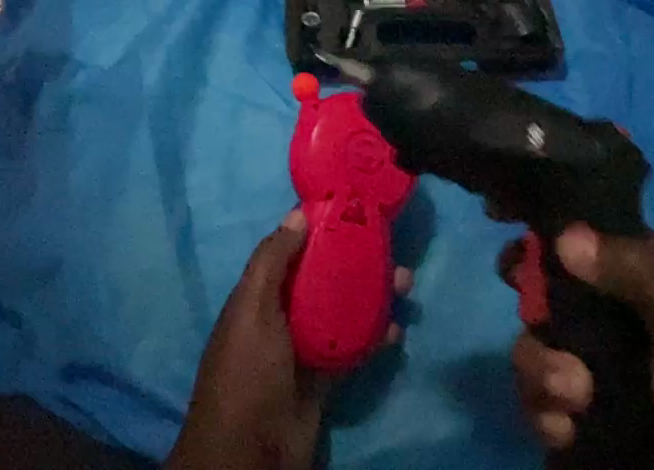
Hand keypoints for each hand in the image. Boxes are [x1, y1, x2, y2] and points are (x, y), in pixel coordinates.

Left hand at [167, 210, 411, 469]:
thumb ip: (272, 261)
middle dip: (358, 262)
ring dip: (374, 295)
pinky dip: (376, 335)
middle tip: (392, 249)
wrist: (250, 453)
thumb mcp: (252, 309)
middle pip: (325, 277)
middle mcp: (283, 315)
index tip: (354, 207)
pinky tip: (395, 329)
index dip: (321, 227)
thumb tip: (297, 214)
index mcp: (260, 295)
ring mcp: (306, 346)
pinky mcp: (327, 376)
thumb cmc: (248, 371)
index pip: (293, 250)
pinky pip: (355, 346)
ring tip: (405, 285)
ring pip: (345, 309)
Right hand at [506, 226, 653, 469]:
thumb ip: (634, 271)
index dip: (542, 218)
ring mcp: (586, 363)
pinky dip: (543, 412)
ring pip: (530, 342)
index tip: (500, 211)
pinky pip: (534, 398)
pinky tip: (568, 430)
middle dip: (527, 294)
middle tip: (530, 303)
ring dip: (542, 368)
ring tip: (575, 396)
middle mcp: (605, 310)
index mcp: (636, 274)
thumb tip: (563, 236)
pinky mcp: (573, 414)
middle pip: (540, 281)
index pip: (581, 227)